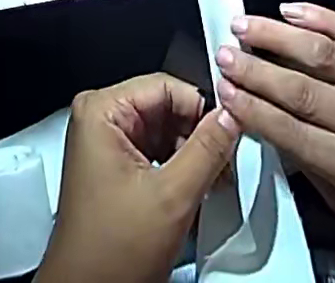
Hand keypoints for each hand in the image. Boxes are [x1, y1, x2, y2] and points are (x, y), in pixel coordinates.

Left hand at [38, 73, 242, 282]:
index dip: (201, 105)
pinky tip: (198, 187)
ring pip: (164, 128)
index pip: (163, 85)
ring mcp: (106, 139)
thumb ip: (205, 150)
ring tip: (215, 180)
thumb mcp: (171, 196)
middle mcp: (100, 116)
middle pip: (164, 106)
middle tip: (227, 163)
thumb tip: (230, 117)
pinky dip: (180, 165)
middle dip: (198, 133)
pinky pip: (155, 148)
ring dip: (192, 152)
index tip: (233, 127)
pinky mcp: (115, 162)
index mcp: (101, 109)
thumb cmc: (110, 249)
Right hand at [213, 4, 334, 282]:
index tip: (222, 91)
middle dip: (259, 72)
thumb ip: (316, 168)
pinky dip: (327, 18)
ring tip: (243, 26)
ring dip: (280, 37)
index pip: (303, 137)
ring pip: (331, 56)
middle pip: (310, 92)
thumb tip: (265, 122)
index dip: (257, 112)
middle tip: (223, 55)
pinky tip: (294, 9)